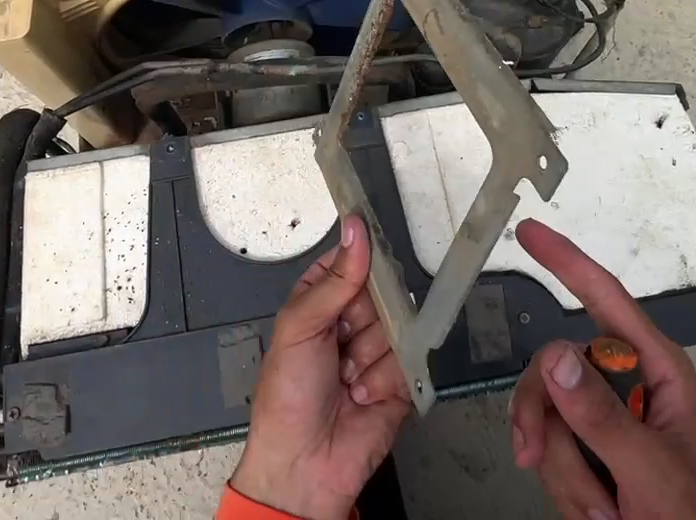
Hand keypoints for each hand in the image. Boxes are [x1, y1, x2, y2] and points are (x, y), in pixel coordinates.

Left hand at [231, 214, 412, 519]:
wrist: (304, 466)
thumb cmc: (286, 394)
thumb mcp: (300, 326)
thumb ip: (336, 278)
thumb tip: (356, 228)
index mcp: (320, 301)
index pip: (351, 261)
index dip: (362, 256)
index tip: (372, 250)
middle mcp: (349, 321)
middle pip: (381, 290)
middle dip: (364, 314)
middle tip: (343, 337)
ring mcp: (375, 349)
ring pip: (396, 324)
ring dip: (370, 352)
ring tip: (346, 377)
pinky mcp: (399, 379)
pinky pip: (408, 358)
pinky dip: (385, 377)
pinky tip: (362, 395)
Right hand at [508, 219, 695, 519]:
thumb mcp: (655, 474)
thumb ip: (603, 419)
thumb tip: (554, 357)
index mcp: (656, 368)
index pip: (604, 298)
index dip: (565, 261)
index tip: (526, 232)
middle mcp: (624, 381)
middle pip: (553, 365)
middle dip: (543, 418)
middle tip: (533, 456)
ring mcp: (603, 417)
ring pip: (544, 410)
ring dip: (563, 471)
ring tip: (605, 513)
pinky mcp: (587, 448)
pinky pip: (546, 444)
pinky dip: (562, 485)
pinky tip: (596, 513)